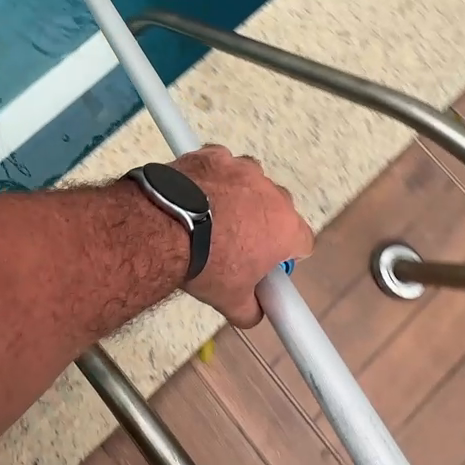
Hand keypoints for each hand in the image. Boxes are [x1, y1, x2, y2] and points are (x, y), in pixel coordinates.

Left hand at [172, 146, 313, 326]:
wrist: (162, 228)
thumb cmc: (203, 262)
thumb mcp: (232, 301)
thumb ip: (253, 308)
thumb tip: (253, 310)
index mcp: (285, 228)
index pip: (302, 241)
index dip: (285, 253)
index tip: (269, 261)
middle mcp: (269, 192)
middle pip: (276, 206)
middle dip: (261, 221)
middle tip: (235, 240)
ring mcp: (239, 168)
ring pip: (247, 180)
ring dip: (237, 193)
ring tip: (211, 214)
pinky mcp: (210, 154)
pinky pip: (218, 162)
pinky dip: (210, 174)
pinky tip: (195, 192)